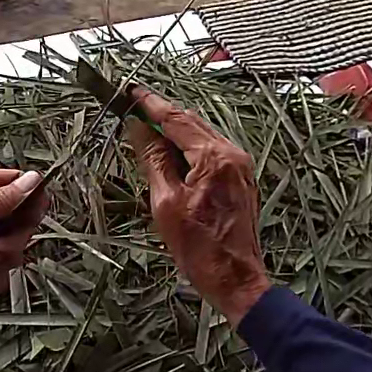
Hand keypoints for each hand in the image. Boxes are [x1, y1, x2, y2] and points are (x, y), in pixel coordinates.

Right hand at [125, 90, 272, 323]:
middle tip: (133, 111)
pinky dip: (188, 148)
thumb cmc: (199, 248)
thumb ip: (153, 160)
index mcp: (215, 158)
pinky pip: (210, 152)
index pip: (177, 119)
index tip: (131, 92)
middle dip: (162, 116)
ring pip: (201, 136)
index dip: (151, 104)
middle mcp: (233, 155)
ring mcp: (240, 166)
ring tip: (146, 134)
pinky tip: (170, 157)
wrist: (235, 278)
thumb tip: (139, 129)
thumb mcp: (165, 202)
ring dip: (174, 132)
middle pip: (191, 123)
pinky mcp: (240, 178)